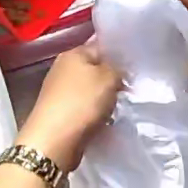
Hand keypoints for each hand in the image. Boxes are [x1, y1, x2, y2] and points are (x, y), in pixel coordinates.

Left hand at [15, 43, 119, 171]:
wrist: (53, 141)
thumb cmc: (82, 102)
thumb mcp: (110, 78)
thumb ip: (118, 68)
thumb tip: (118, 70)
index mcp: (73, 53)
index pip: (101, 46)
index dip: (119, 56)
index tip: (134, 68)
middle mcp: (63, 68)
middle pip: (95, 68)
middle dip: (112, 79)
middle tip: (128, 89)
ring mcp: (59, 90)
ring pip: (90, 89)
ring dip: (104, 97)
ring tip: (118, 106)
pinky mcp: (59, 111)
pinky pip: (84, 106)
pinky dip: (94, 112)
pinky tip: (104, 120)